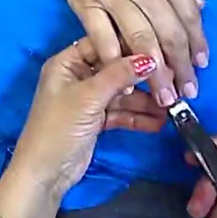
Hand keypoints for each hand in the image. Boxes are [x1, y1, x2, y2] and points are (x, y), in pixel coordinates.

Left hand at [4, 41, 167, 205]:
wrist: (45, 173)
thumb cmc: (60, 127)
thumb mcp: (89, 97)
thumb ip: (119, 75)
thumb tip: (151, 58)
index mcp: (67, 63)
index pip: (103, 44)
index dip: (130, 48)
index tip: (158, 52)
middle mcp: (78, 76)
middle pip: (116, 70)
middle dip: (142, 78)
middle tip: (170, 81)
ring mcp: (88, 99)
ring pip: (122, 93)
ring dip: (145, 101)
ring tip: (170, 105)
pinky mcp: (96, 119)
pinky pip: (121, 112)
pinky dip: (137, 117)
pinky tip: (158, 122)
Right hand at [45, 0, 207, 107]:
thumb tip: (197, 6)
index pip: (188, 14)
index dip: (198, 43)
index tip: (202, 65)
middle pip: (169, 34)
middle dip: (182, 68)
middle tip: (189, 93)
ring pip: (141, 43)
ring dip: (156, 74)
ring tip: (166, 97)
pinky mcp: (85, 5)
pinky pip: (104, 40)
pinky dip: (116, 63)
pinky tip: (126, 82)